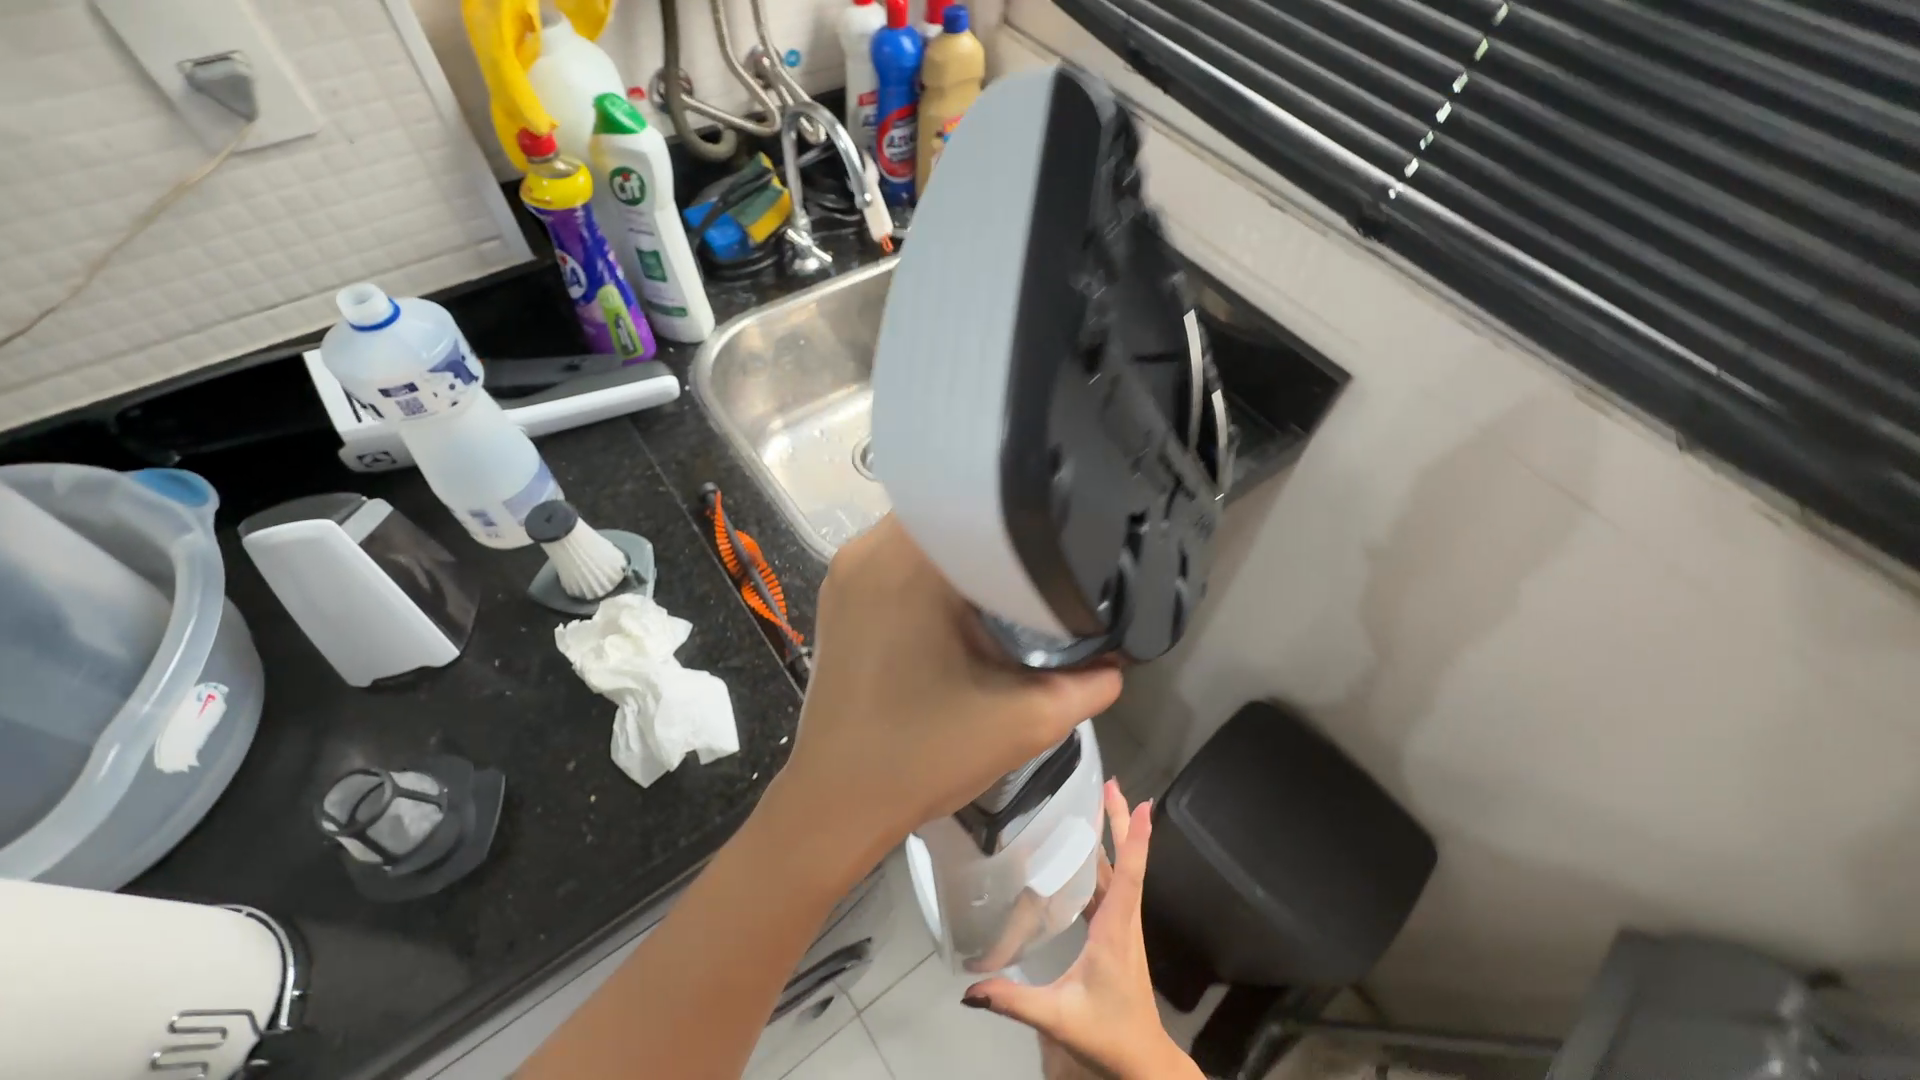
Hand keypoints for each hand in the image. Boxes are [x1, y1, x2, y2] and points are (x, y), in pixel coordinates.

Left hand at [768, 516, 1122, 863]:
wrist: (837, 804)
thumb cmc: (924, 756)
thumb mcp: (1026, 721)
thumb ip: (1088, 682)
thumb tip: (1115, 656)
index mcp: (907, 561)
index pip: (981, 503)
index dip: (1029, 516)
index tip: (1065, 540)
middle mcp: (868, 550)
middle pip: (952, 516)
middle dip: (1001, 540)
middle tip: (1047, 567)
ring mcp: (846, 572)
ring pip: (924, 539)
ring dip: (966, 558)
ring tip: (1012, 586)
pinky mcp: (838, 598)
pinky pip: (896, 563)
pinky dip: (933, 575)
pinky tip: (964, 607)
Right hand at [961, 782, 1202, 1079]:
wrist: (1142, 1061)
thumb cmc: (1108, 1033)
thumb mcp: (1058, 1017)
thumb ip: (1015, 1001)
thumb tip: (970, 989)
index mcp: (1116, 930)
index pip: (1129, 875)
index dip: (1135, 838)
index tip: (1141, 802)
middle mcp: (1123, 920)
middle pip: (1123, 863)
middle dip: (1117, 822)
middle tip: (1111, 784)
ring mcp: (1121, 927)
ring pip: (1116, 873)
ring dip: (1110, 839)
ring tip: (1097, 803)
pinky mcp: (1115, 934)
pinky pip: (1109, 889)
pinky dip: (1100, 865)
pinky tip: (1081, 856)